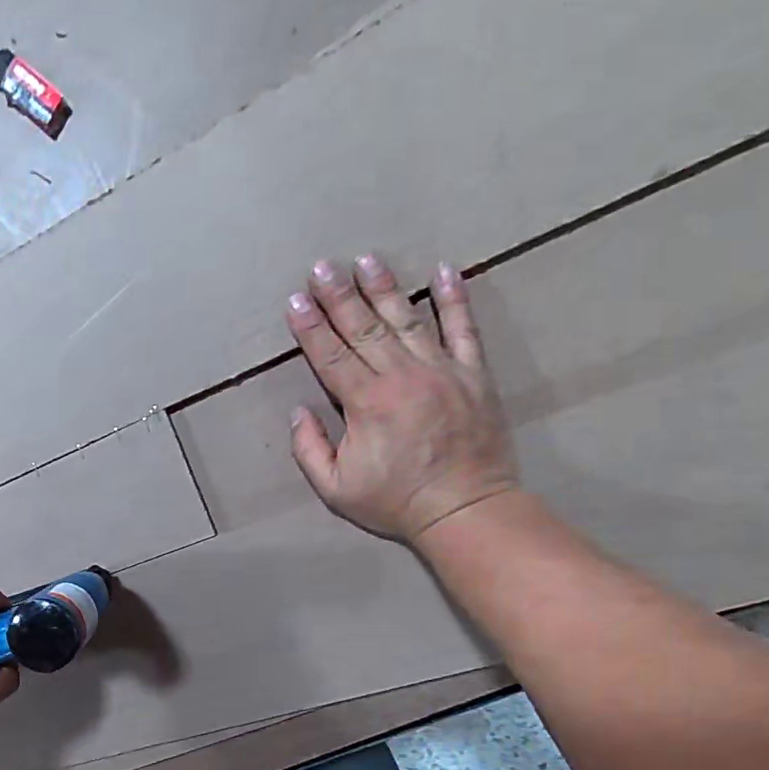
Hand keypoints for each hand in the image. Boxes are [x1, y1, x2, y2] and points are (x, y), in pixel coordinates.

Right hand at [285, 255, 519, 541]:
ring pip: (407, 320)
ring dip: (384, 288)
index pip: (330, 355)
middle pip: (363, 329)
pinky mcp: (473, 374)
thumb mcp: (334, 488)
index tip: (295, 299)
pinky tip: (444, 271)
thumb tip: (299, 412)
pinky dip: (455, 299)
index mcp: (366, 404)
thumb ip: (309, 449)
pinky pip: (464, 329)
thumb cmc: (395, 501)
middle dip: (339, 296)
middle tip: (322, 266)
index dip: (310, 327)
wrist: (467, 510)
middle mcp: (402, 377)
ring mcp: (442, 371)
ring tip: (366, 259)